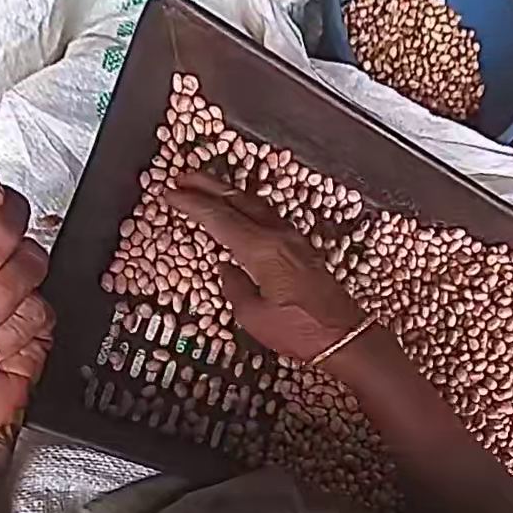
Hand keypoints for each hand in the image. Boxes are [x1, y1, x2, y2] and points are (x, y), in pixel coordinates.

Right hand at [164, 171, 366, 361]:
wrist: (343, 336)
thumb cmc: (299, 330)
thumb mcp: (253, 316)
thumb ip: (234, 287)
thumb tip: (227, 269)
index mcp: (261, 249)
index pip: (218, 217)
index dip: (192, 203)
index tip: (170, 192)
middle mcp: (278, 236)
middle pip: (237, 199)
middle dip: (207, 185)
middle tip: (183, 176)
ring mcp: (294, 239)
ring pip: (255, 204)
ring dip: (229, 192)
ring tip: (208, 187)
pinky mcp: (303, 249)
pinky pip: (270, 217)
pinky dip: (249, 207)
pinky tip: (243, 212)